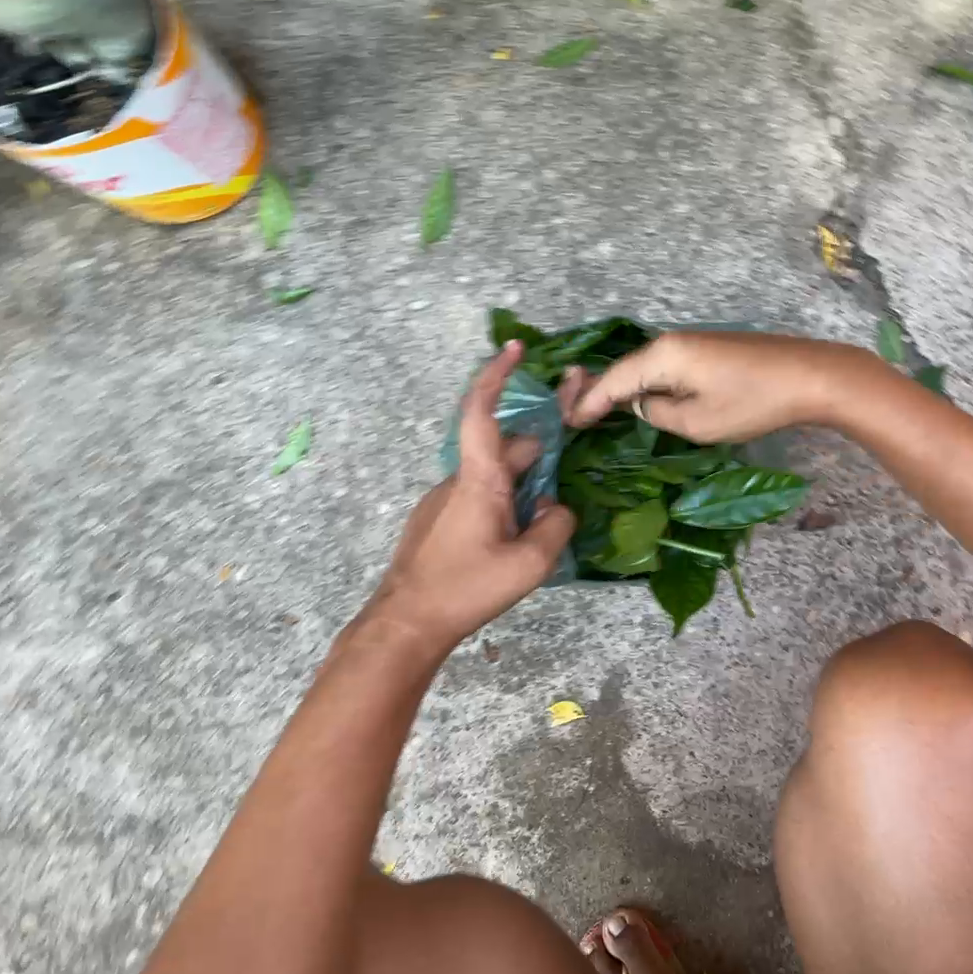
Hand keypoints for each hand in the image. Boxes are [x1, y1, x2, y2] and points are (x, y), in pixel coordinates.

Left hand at [365, 341, 575, 650]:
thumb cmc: (467, 589)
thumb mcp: (531, 563)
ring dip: (525, 487)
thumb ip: (555, 525)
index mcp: (480, 479)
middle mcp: (459, 479)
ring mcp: (445, 500)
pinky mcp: (439, 520)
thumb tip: (553, 506)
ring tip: (542, 526)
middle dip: (542, 455)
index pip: (482, 412)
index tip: (515, 349)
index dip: (497, 374)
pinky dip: (506, 503)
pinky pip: (482, 497)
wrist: (406, 624)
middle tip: (566, 478)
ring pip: (497, 477)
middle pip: (508, 449)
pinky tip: (516, 541)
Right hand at [560, 331, 872, 442]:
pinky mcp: (709, 349)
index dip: (588, 403)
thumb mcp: (698, 423)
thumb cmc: (753, 403)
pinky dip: (646, 381)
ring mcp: (692, 342)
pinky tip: (640, 395)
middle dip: (596, 388)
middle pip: (624, 367)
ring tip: (594, 405)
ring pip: (644, 366)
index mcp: (662, 356)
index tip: (567, 421)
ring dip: (621, 385)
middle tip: (571, 410)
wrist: (811, 376)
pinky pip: (665, 366)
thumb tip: (644, 405)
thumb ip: (659, 414)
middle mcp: (671, 341)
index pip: (613, 381)